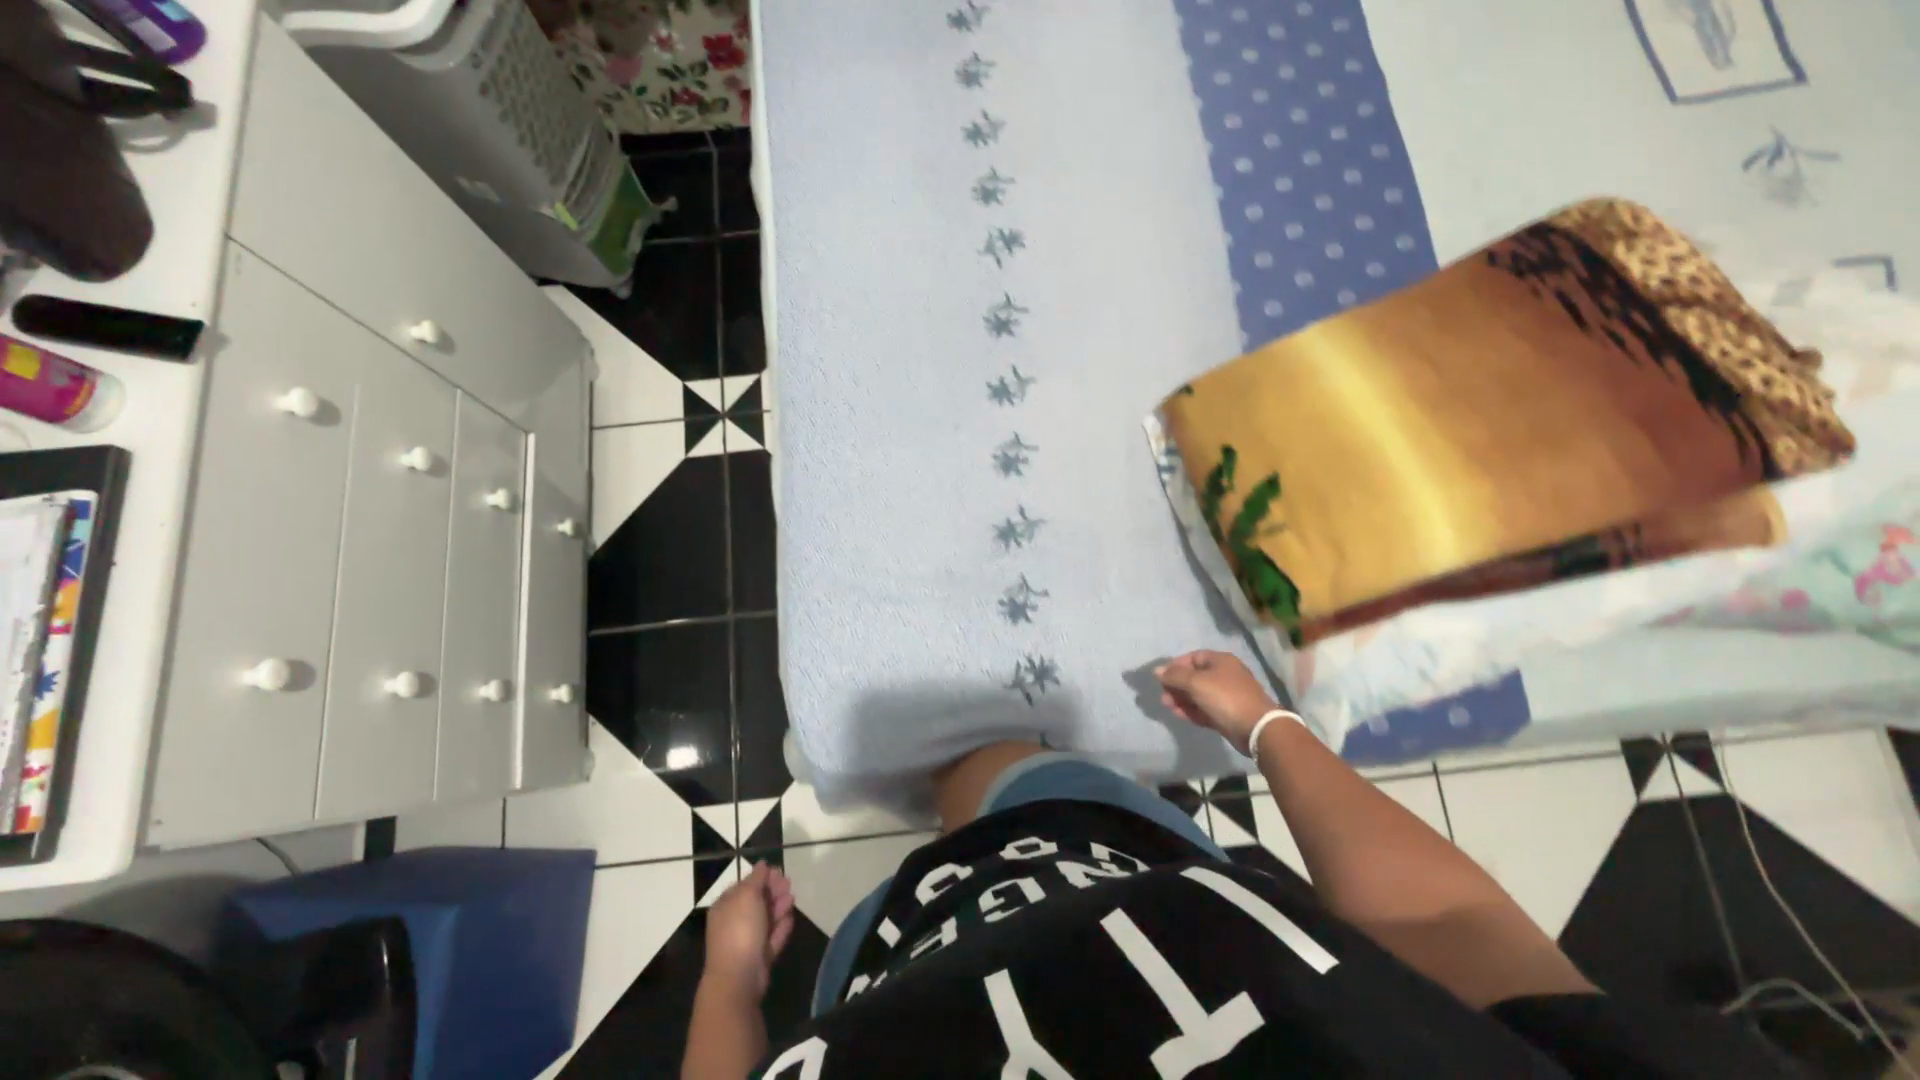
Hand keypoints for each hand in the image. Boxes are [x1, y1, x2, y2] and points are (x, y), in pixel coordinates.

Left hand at [702, 863, 795, 1000]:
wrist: (739, 976)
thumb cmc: (740, 930)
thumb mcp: (747, 896)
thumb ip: (756, 879)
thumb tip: (761, 864)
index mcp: (725, 907)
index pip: (743, 886)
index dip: (760, 878)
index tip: (778, 870)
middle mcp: (734, 922)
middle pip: (755, 902)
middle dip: (772, 891)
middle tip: (788, 882)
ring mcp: (746, 941)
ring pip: (765, 919)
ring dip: (778, 907)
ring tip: (793, 897)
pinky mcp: (759, 957)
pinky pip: (771, 938)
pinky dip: (780, 927)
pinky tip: (791, 918)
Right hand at [1156, 650, 1278, 754]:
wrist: (1255, 727)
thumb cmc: (1225, 697)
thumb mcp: (1196, 682)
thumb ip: (1175, 676)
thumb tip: (1157, 670)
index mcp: (1221, 661)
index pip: (1193, 657)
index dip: (1176, 665)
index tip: (1162, 677)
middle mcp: (1224, 676)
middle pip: (1195, 677)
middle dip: (1177, 685)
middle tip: (1163, 695)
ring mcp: (1226, 696)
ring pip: (1199, 694)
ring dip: (1182, 699)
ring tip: (1167, 706)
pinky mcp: (1226, 714)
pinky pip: (1204, 709)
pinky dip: (1191, 710)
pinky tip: (1178, 714)